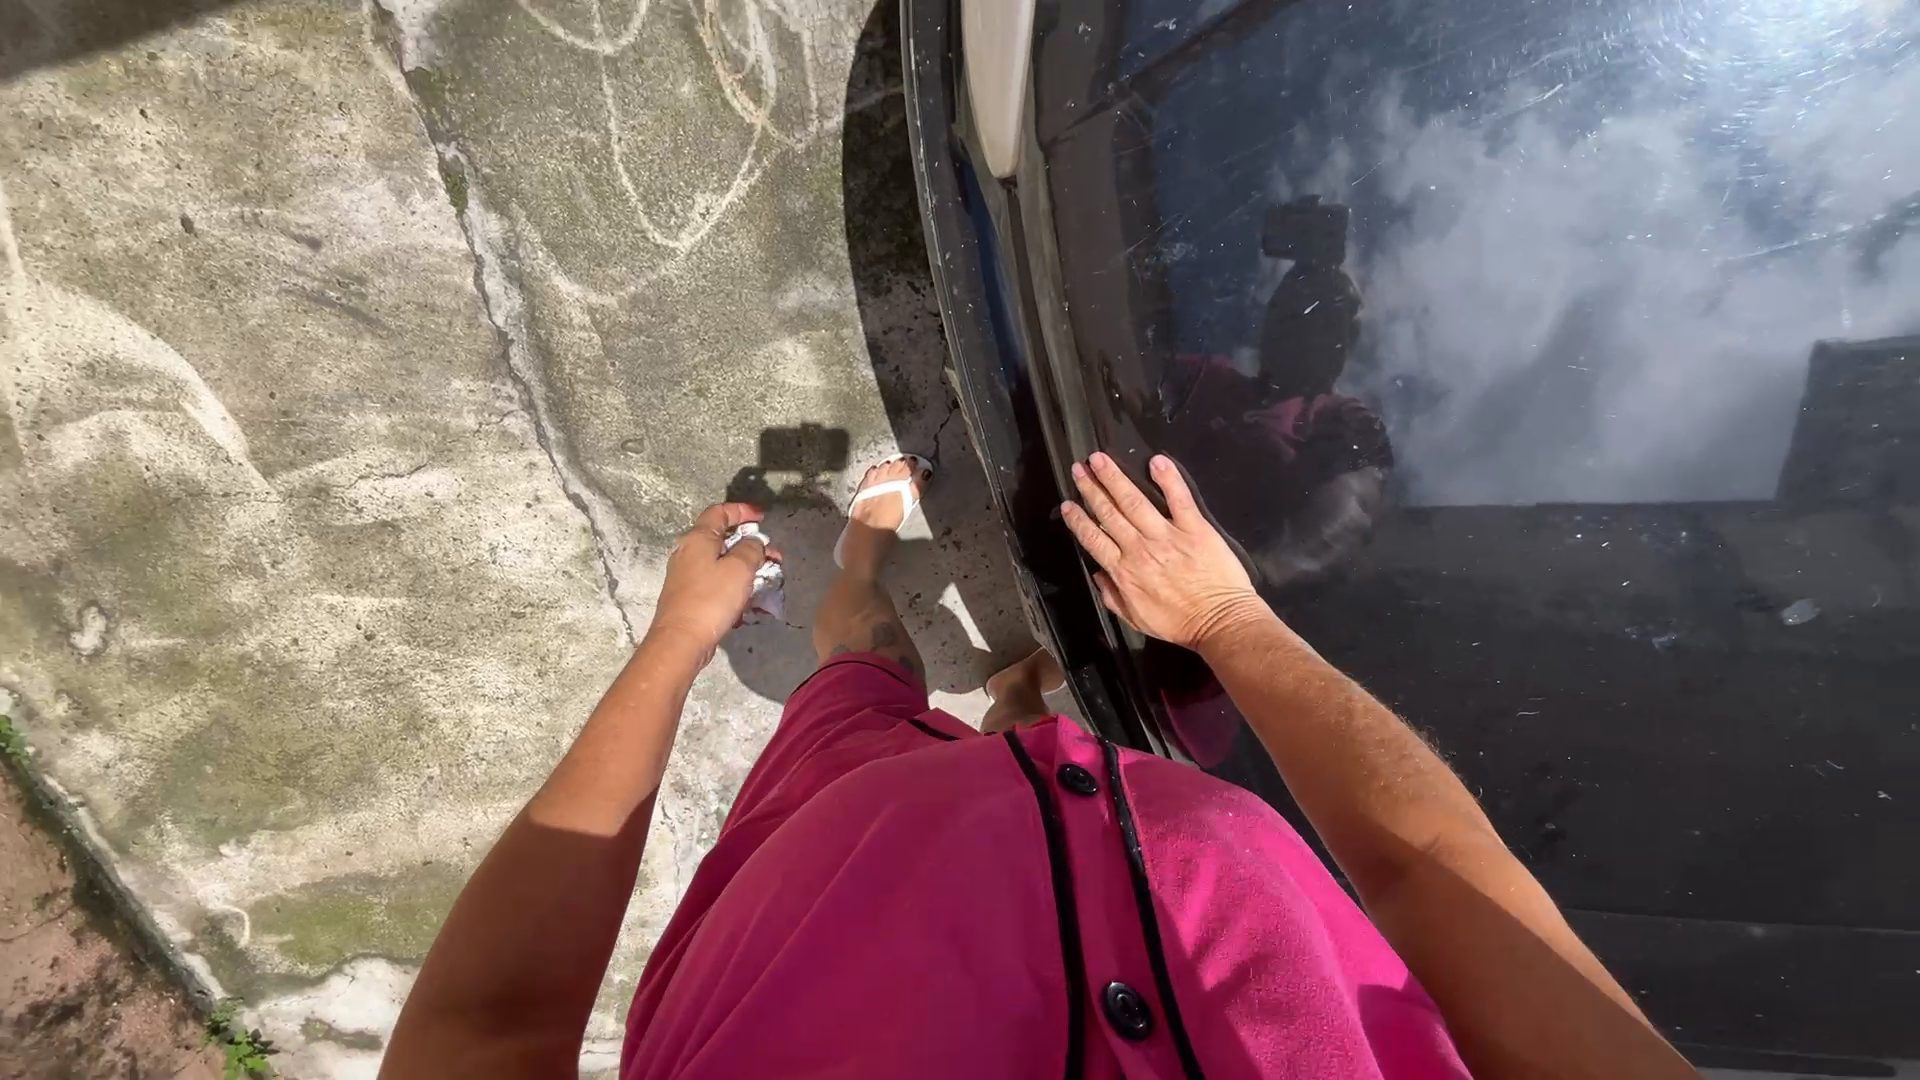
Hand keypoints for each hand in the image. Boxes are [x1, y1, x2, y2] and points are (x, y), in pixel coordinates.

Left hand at [649, 503, 774, 659]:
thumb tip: (753, 543)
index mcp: (698, 538)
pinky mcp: (689, 596)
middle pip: (723, 539)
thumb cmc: (711, 599)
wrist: (681, 640)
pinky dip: (735, 585)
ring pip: (722, 563)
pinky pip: (717, 582)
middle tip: (773, 556)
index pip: (719, 512)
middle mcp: (688, 552)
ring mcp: (687, 575)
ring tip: (767, 579)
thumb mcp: (740, 568)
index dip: (742, 510)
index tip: (763, 517)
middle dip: (751, 545)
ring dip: (746, 568)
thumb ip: (751, 548)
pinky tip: (750, 601)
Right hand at [1061, 453, 1270, 649]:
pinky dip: (1168, 479)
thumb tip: (1098, 575)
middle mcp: (1140, 549)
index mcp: (1124, 571)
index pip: (1093, 539)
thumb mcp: (1136, 619)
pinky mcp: (1195, 529)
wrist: (1221, 623)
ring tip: (1100, 459)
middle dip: (1091, 488)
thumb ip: (1113, 597)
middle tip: (1079, 468)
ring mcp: (1167, 536)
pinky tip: (1156, 462)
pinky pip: (1179, 499)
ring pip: (1134, 501)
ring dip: (1114, 478)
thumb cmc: (1179, 624)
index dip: (1078, 520)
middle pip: (1109, 513)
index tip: (1068, 504)